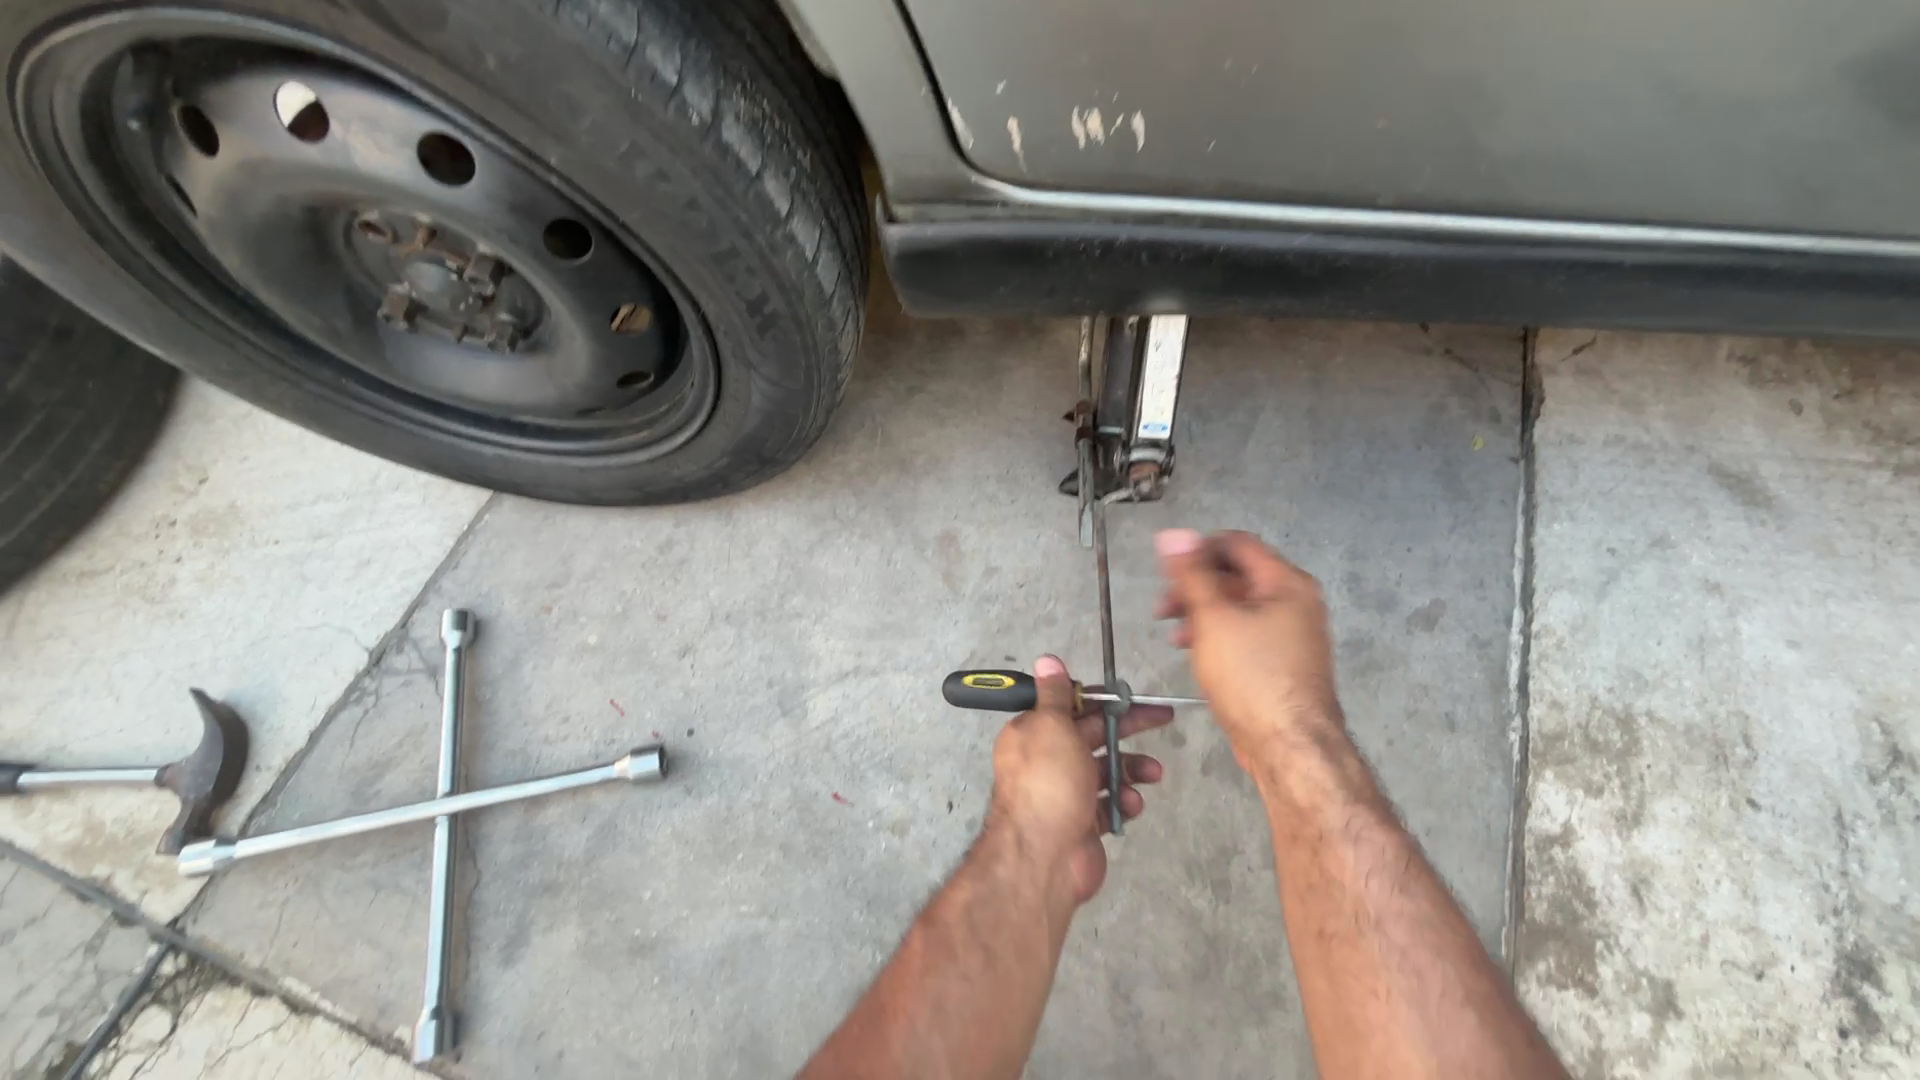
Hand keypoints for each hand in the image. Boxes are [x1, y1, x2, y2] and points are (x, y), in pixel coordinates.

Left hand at [987, 655, 1172, 904]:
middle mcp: (1046, 760)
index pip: (1070, 706)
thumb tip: (1046, 661)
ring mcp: (1064, 793)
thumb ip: (1055, 695)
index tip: (1128, 695)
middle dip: (1127, 728)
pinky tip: (1131, 803)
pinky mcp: (1081, 822)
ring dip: (1132, 768)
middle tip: (1162, 718)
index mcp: (1034, 733)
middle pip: (1092, 735)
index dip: (1100, 699)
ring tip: (1153, 773)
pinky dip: (1124, 801)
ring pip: (1105, 770)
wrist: (1044, 857)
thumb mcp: (1051, 726)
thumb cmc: (1047, 784)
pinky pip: (1109, 804)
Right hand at [1154, 529, 1341, 764]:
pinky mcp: (1282, 661)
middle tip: (1164, 606)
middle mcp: (1295, 602)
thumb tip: (1174, 535)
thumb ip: (1191, 574)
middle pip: (1236, 575)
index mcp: (1286, 583)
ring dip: (1202, 612)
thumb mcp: (1213, 618)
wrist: (1288, 745)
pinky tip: (1198, 653)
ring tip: (1175, 633)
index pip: (1236, 543)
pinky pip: (1246, 633)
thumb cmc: (1253, 679)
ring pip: (1238, 606)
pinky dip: (1219, 634)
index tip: (1167, 570)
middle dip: (1195, 586)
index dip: (1197, 550)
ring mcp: (1291, 633)